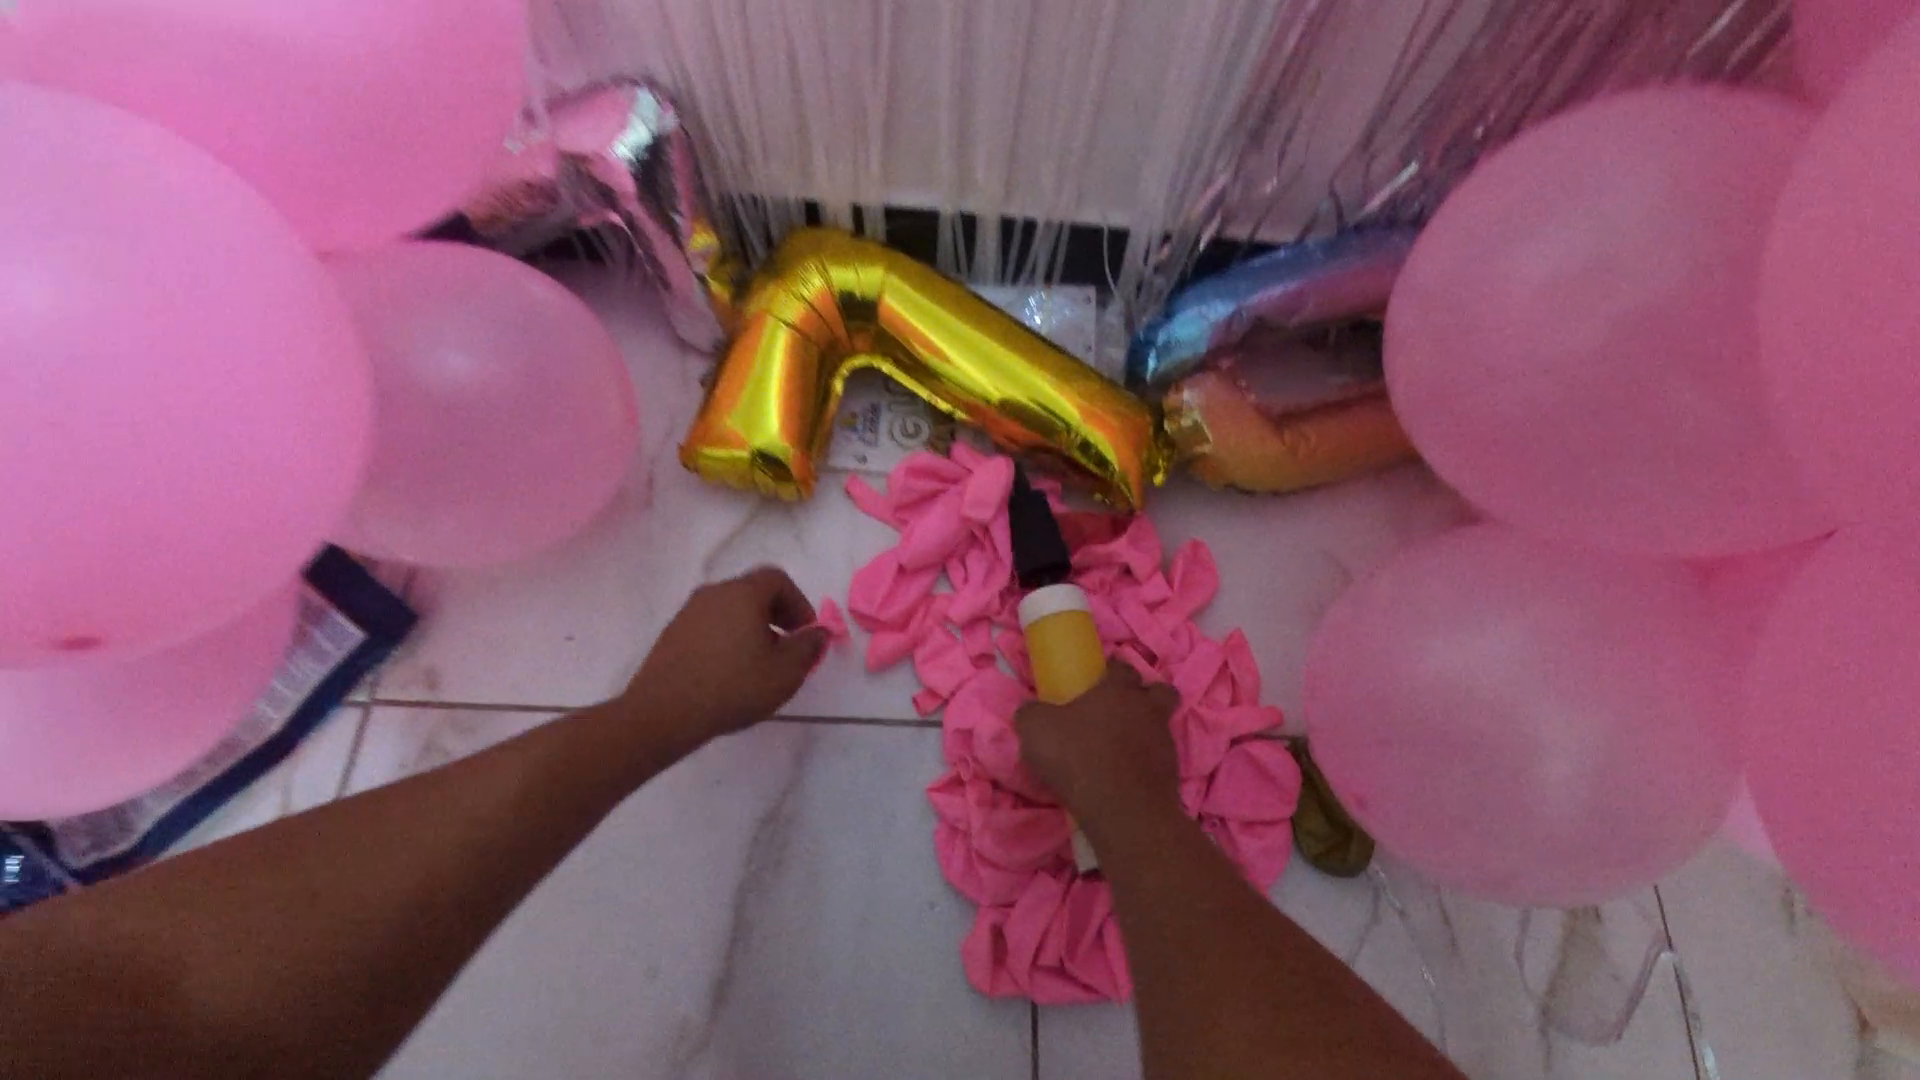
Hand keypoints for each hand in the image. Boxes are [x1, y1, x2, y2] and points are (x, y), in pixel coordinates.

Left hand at [621, 567, 828, 748]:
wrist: (663, 713)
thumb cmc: (733, 686)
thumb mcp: (785, 672)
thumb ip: (808, 647)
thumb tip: (818, 633)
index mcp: (743, 593)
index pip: (777, 578)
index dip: (798, 602)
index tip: (805, 633)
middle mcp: (713, 593)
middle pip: (752, 592)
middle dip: (777, 615)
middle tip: (787, 647)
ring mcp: (687, 612)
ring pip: (730, 610)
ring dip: (751, 628)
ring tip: (759, 664)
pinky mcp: (671, 635)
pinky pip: (709, 626)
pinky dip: (727, 639)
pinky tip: (729, 672)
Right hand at [1014, 662, 1181, 837]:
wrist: (1121, 811)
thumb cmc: (1078, 758)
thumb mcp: (1035, 730)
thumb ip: (1032, 714)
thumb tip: (1031, 711)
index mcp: (1118, 690)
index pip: (1122, 667)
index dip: (1111, 671)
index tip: (1097, 681)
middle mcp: (1147, 709)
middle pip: (1160, 691)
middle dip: (1145, 696)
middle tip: (1120, 710)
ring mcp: (1165, 742)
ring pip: (1162, 726)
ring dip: (1146, 732)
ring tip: (1120, 749)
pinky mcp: (1172, 774)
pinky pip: (1160, 760)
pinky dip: (1146, 764)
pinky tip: (1125, 776)